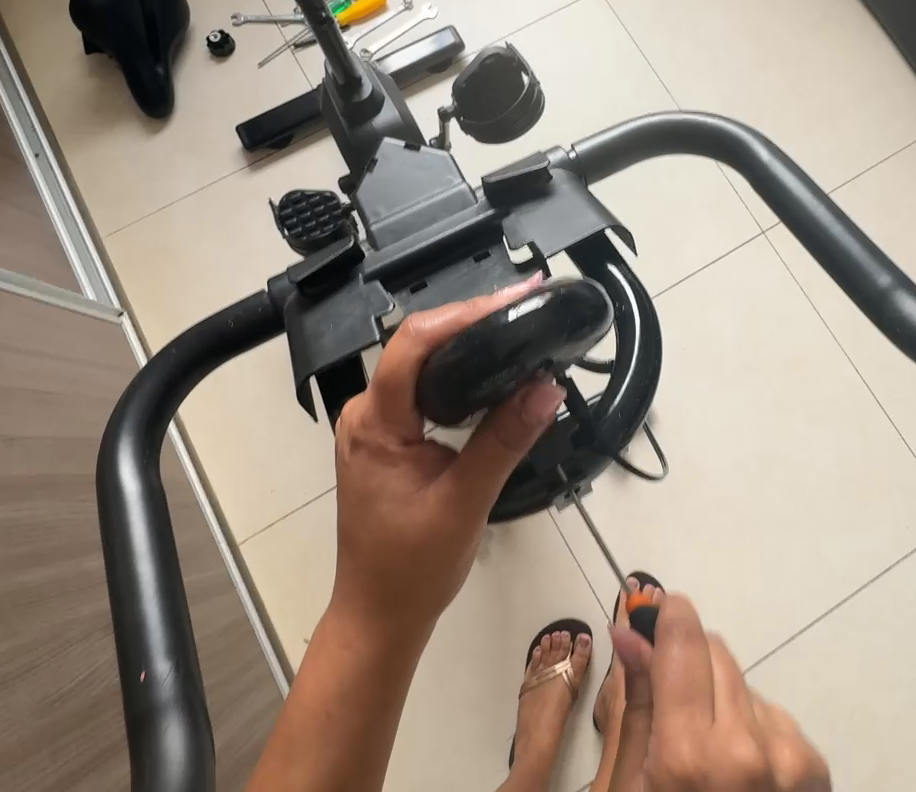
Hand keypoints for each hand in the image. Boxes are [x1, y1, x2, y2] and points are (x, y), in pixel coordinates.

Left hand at [329, 276, 566, 642]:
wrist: (380, 616)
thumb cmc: (414, 567)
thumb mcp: (465, 502)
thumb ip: (505, 441)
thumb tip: (548, 387)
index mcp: (375, 422)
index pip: (413, 345)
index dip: (463, 314)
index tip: (514, 299)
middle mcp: (367, 413)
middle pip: (416, 346)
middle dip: (472, 319)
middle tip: (527, 304)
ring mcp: (375, 425)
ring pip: (421, 365)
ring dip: (467, 343)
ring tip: (517, 325)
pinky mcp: (389, 438)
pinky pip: (424, 390)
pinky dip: (459, 373)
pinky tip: (493, 368)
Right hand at [611, 595, 830, 790]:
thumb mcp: (629, 787)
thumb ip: (637, 703)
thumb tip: (631, 632)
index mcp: (691, 756)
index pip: (684, 638)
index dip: (668, 614)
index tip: (655, 611)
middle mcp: (748, 748)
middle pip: (714, 652)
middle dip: (687, 661)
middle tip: (668, 698)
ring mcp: (790, 760)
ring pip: (743, 683)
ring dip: (719, 698)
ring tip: (705, 755)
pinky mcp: (816, 771)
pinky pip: (772, 715)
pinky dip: (750, 727)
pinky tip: (738, 773)